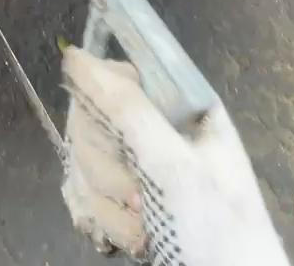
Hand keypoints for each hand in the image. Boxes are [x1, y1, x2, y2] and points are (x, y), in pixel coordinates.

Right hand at [61, 49, 290, 265]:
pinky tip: (132, 236)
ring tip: (143, 226)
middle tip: (138, 194)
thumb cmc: (217, 235)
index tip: (117, 131)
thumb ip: (127, 108)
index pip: (116, 72)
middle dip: (106, 165)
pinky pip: (83, 187)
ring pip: (82, 154)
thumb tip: (75, 56)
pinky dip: (103, 217)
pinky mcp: (118, 195)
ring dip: (106, 199)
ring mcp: (136, 163)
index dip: (103, 97)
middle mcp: (157, 127)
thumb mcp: (176, 168)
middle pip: (90, 115)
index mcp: (180, 107)